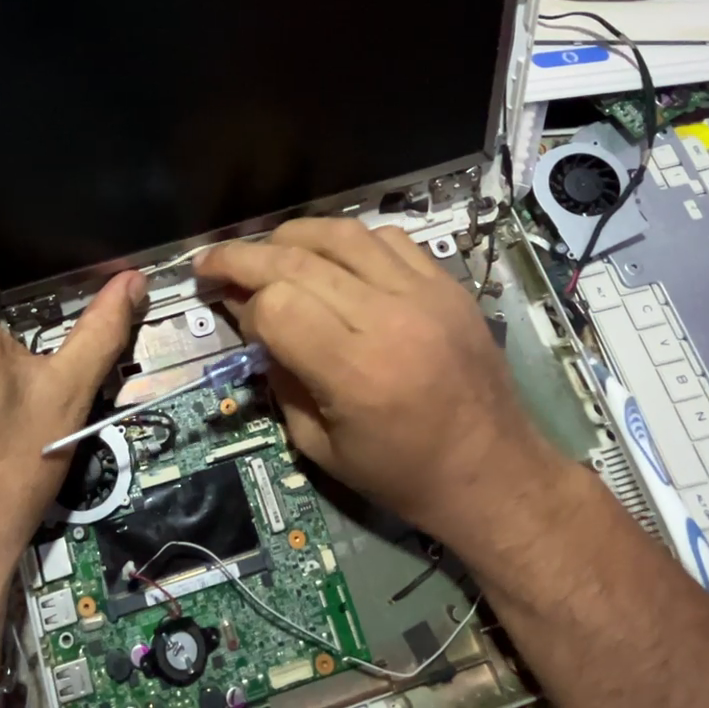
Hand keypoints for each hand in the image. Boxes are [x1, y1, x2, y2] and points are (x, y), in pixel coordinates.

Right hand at [193, 217, 568, 559]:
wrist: (497, 475)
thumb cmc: (402, 475)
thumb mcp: (319, 445)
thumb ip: (277, 376)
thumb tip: (247, 317)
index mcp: (356, 373)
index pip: (277, 305)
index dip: (246, 309)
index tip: (239, 322)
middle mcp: (389, 320)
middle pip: (296, 260)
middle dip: (242, 257)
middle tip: (211, 262)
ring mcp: (424, 295)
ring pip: (340, 234)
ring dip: (291, 235)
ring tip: (267, 250)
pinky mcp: (447, 284)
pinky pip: (387, 237)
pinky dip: (347, 240)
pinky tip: (331, 257)